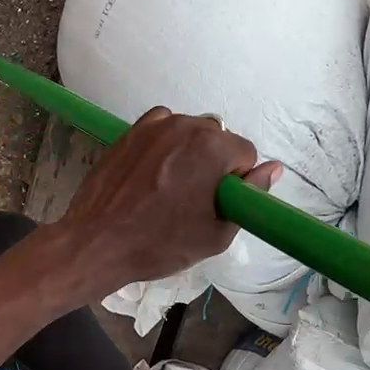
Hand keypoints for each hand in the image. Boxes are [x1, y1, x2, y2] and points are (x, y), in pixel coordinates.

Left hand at [55, 108, 282, 296]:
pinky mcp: (129, 133)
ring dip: (187, 153)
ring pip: (188, 132)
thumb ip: (249, 197)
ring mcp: (153, 126)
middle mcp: (186, 126)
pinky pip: (160, 128)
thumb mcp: (216, 233)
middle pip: (217, 138)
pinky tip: (152, 173)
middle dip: (213, 163)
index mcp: (213, 147)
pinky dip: (162, 144)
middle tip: (192, 199)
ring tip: (168, 188)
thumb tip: (272, 169)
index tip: (217, 203)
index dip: (237, 181)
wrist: (96, 243)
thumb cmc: (159, 244)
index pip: (246, 153)